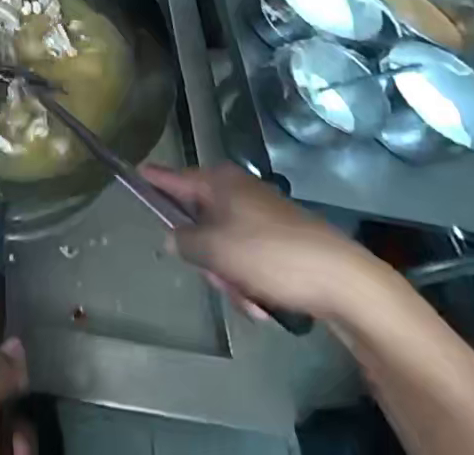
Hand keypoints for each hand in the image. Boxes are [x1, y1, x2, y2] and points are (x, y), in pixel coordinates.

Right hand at [143, 163, 395, 320]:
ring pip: (222, 245)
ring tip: (247, 296)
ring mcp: (259, 213)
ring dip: (228, 276)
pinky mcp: (279, 237)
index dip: (150, 178)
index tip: (131, 172)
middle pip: (197, 219)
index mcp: (218, 182)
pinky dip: (250, 280)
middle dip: (203, 255)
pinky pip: (248, 258)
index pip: (171, 177)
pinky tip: (263, 302)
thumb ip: (183, 241)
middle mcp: (236, 190)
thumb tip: (172, 235)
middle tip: (215, 275)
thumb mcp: (214, 250)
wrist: (342, 279)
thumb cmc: (269, 255)